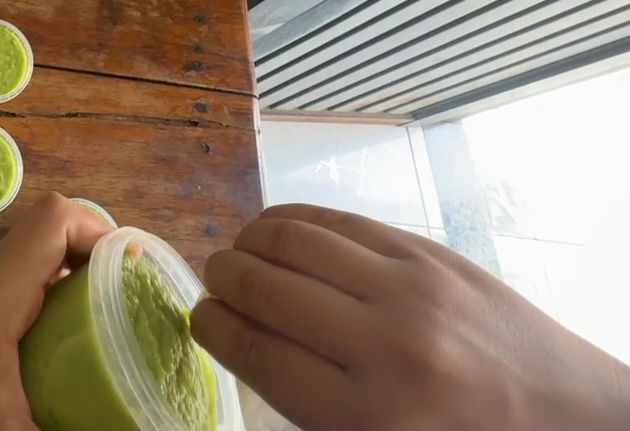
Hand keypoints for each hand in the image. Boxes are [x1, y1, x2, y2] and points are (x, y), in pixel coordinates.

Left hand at [0, 193, 111, 430]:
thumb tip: (137, 426)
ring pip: (19, 257)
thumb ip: (78, 421)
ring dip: (59, 280)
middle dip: (88, 261)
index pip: (53, 218)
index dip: (99, 229)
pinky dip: (30, 296)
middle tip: (123, 307)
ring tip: (92, 330)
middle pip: (41, 234)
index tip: (131, 271)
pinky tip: (42, 347)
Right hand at [193, 204, 629, 430]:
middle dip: (220, 278)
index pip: (255, 352)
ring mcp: (409, 287)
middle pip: (262, 286)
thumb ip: (312, 416)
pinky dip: (291, 220)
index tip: (201, 319)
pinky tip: (279, 232)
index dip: (213, 327)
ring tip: (241, 252)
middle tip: (213, 281)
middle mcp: (384, 345)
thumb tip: (245, 346)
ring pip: (290, 237)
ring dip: (248, 241)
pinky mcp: (428, 251)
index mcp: (371, 420)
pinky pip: (336, 219)